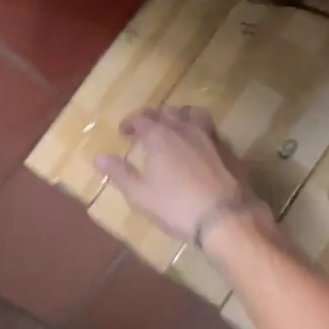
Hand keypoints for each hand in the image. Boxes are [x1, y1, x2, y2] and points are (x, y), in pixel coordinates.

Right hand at [94, 106, 269, 253]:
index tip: (124, 132)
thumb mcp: (140, 195)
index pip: (141, 118)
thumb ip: (120, 173)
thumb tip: (99, 158)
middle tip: (147, 131)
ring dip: (181, 117)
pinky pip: (212, 131)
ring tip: (176, 130)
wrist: (226, 217)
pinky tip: (200, 148)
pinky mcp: (229, 149)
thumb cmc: (177, 206)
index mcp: (160, 136)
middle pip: (167, 111)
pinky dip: (201, 133)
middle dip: (154, 117)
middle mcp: (184, 129)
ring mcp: (210, 136)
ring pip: (193, 114)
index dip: (130, 122)